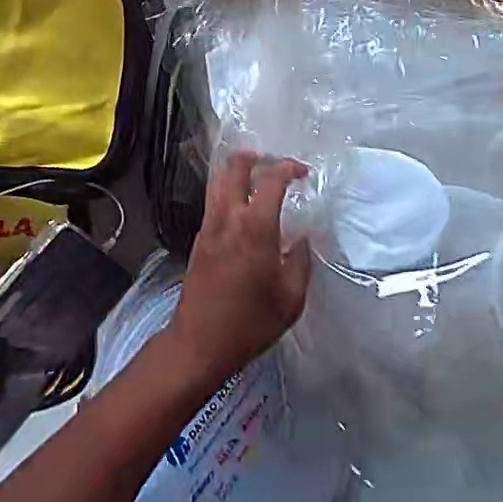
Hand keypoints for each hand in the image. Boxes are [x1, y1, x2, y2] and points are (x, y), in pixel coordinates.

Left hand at [165, 151, 311, 383]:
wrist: (199, 344)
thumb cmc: (250, 322)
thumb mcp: (291, 297)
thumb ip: (301, 261)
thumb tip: (303, 239)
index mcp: (255, 227)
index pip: (271, 179)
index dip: (289, 167)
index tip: (303, 172)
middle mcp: (228, 218)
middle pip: (234, 167)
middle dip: (255, 157)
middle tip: (274, 164)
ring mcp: (209, 227)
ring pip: (218, 181)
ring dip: (238, 171)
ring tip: (258, 179)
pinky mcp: (199, 239)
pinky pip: (214, 201)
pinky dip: (229, 192)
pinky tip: (244, 209)